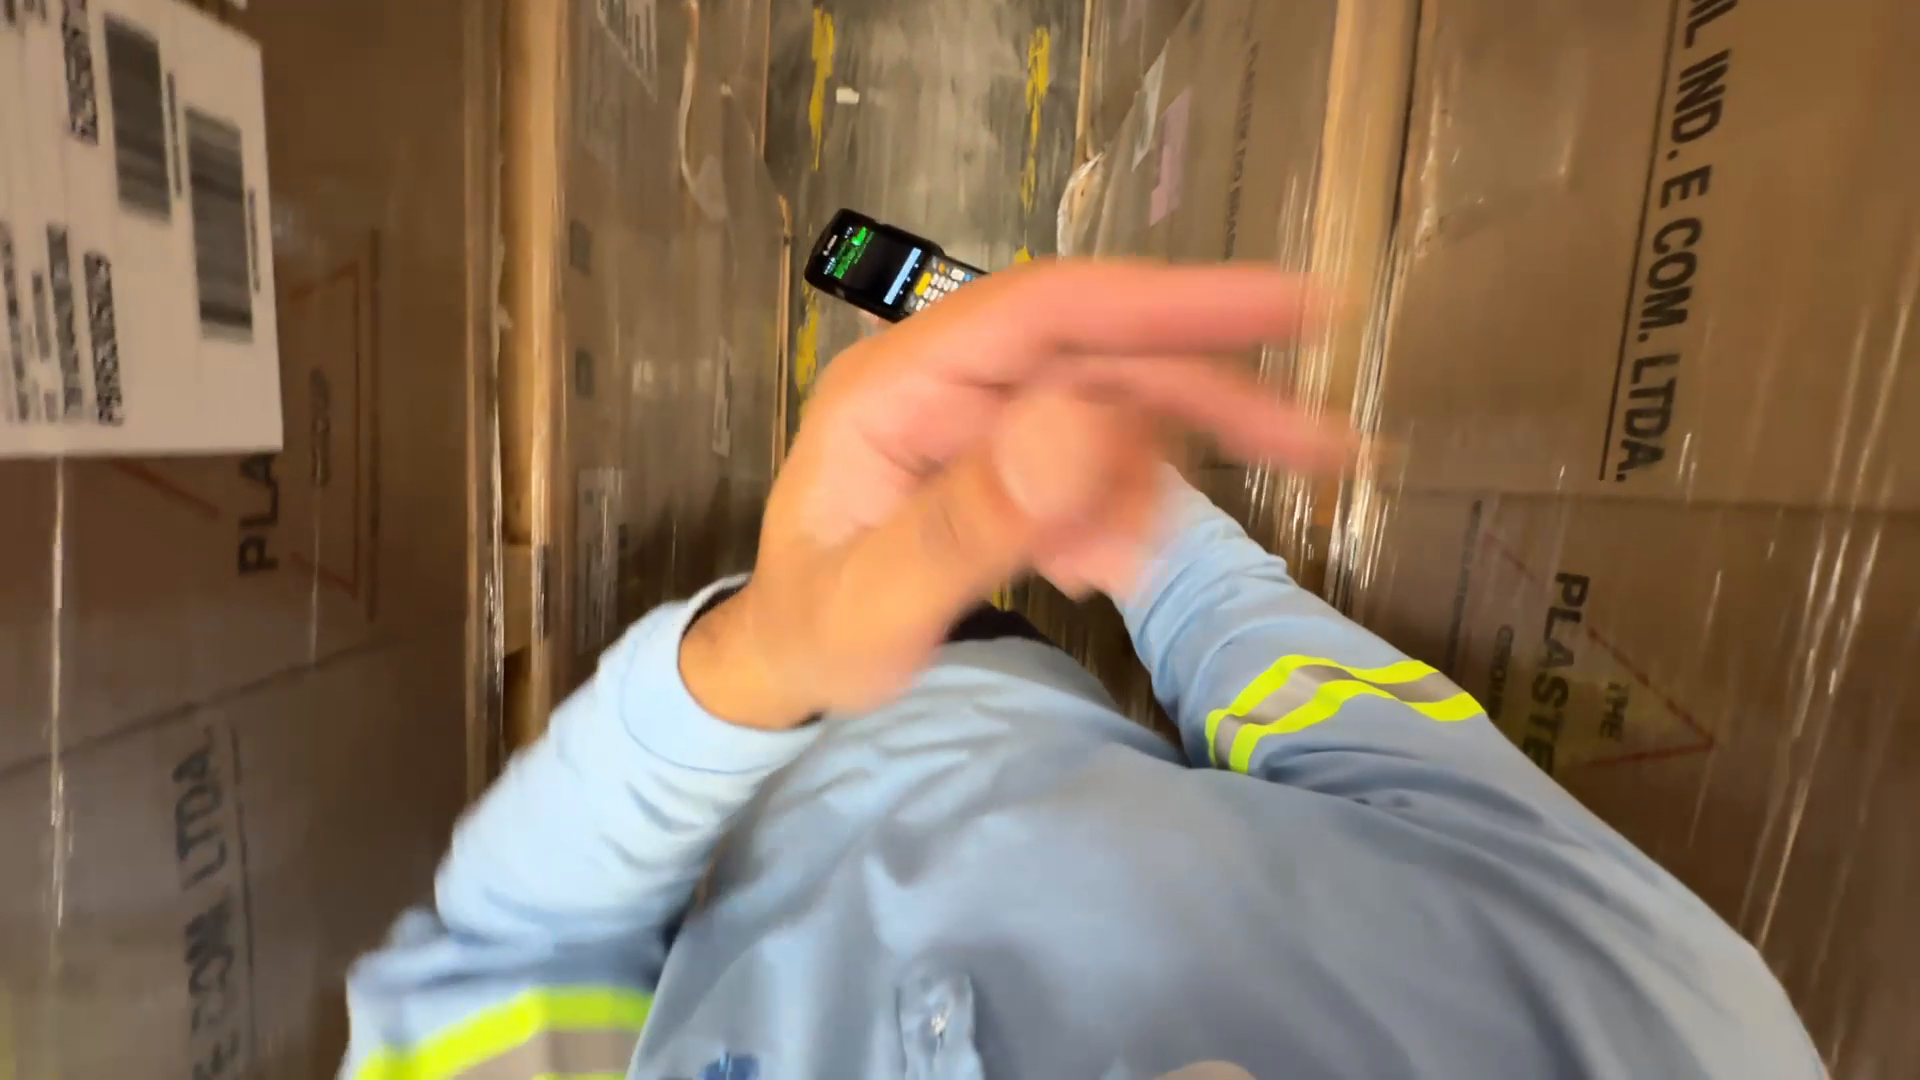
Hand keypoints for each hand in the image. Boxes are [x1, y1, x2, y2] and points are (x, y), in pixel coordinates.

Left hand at [680, 260, 1348, 728]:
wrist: (788, 661)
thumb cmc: (811, 634)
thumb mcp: (875, 601)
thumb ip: (966, 523)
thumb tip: (1082, 426)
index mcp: (897, 390)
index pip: (1047, 313)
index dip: (1168, 301)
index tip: (1289, 304)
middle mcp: (946, 386)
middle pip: (1102, 358)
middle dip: (1208, 399)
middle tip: (1319, 445)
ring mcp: (979, 422)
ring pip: (1112, 417)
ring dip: (1142, 489)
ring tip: (1104, 569)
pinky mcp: (1003, 461)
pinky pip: (1095, 467)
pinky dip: (1117, 514)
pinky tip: (1086, 566)